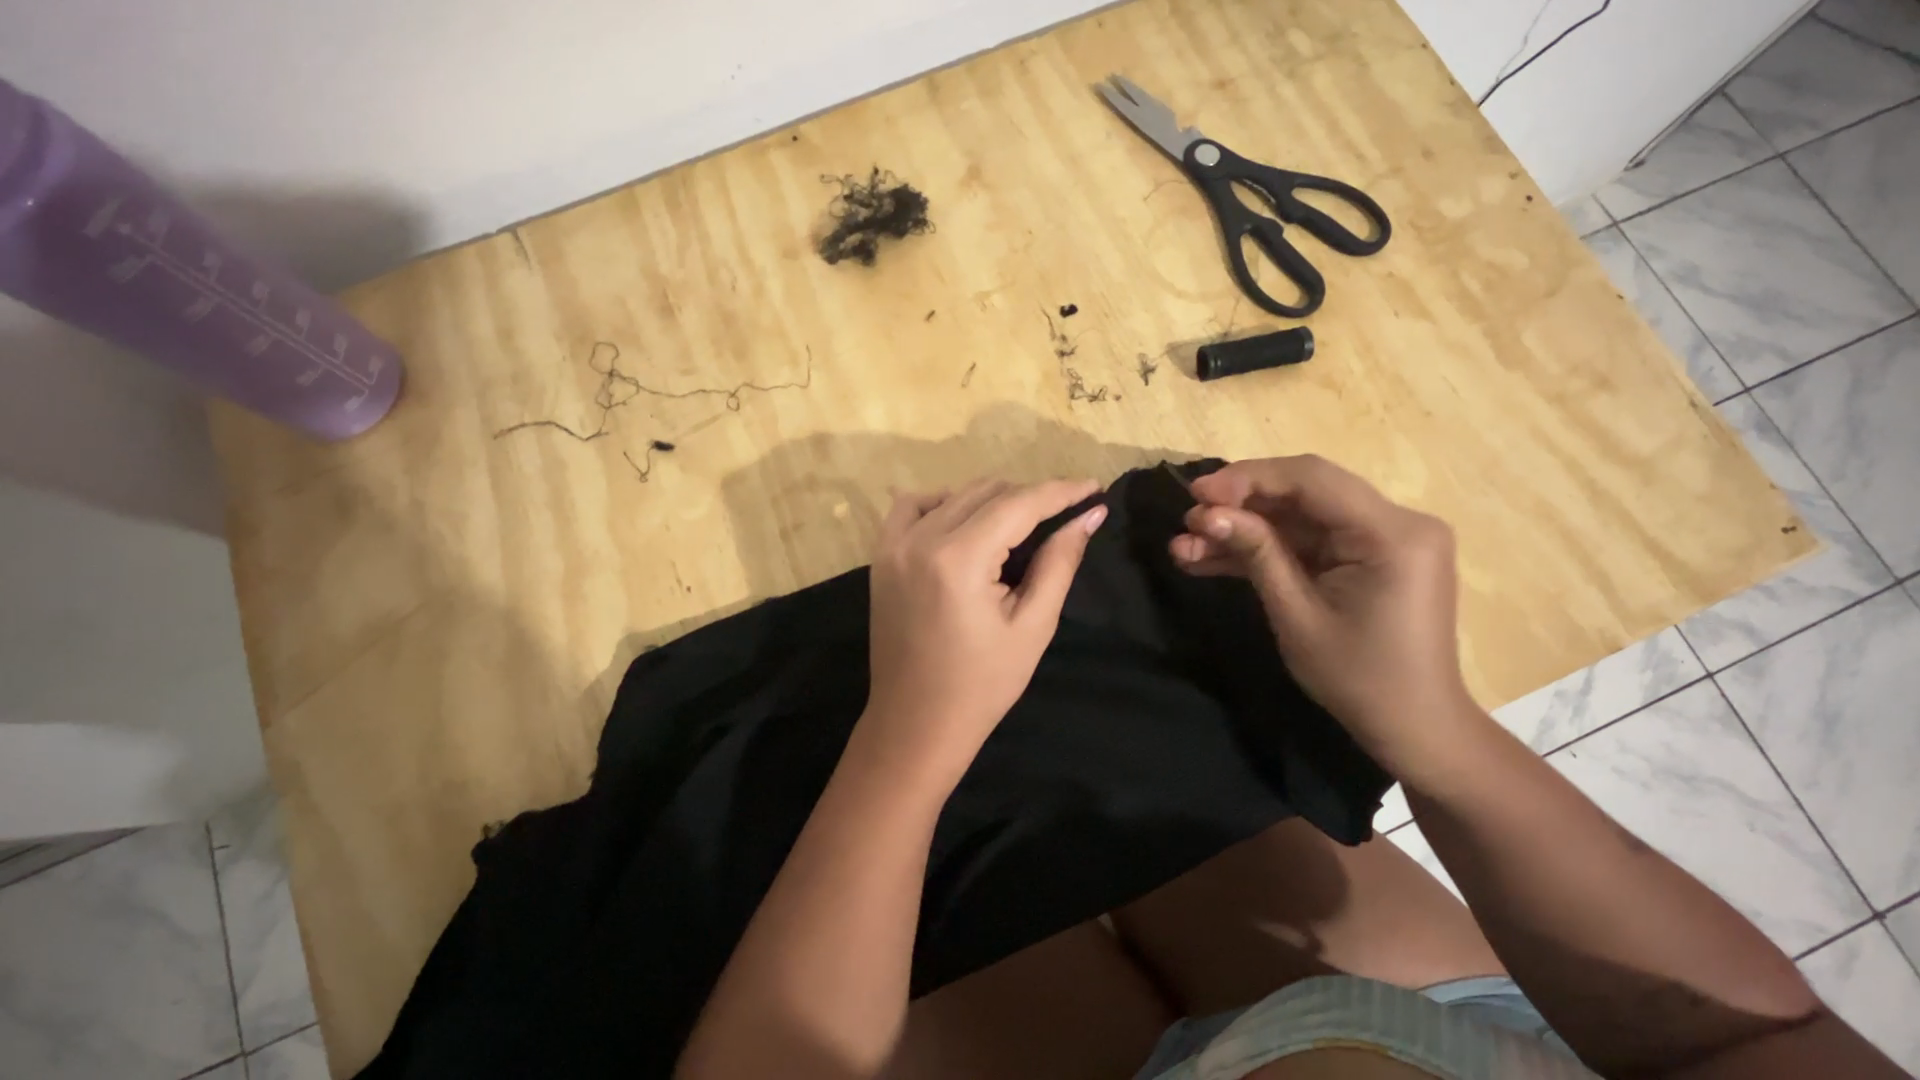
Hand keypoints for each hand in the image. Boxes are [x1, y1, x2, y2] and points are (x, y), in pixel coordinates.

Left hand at [862, 478, 1106, 783]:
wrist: (915, 723)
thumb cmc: (982, 685)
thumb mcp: (1032, 626)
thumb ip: (1059, 563)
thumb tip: (1089, 516)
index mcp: (959, 559)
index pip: (1018, 504)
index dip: (1061, 492)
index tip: (1094, 488)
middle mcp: (921, 539)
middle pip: (987, 492)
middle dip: (1030, 498)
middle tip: (1063, 518)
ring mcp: (893, 546)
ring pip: (953, 494)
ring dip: (991, 500)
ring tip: (1020, 528)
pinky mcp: (881, 557)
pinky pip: (912, 507)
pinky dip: (943, 503)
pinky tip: (965, 523)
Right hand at [1169, 455, 1473, 760]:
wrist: (1412, 727)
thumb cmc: (1358, 679)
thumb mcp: (1297, 616)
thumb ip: (1257, 554)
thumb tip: (1207, 515)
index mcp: (1392, 533)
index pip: (1311, 479)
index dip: (1248, 478)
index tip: (1196, 495)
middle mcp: (1397, 521)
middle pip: (1305, 492)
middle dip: (1240, 504)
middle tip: (1187, 522)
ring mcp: (1384, 538)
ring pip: (1300, 517)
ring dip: (1245, 530)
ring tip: (1186, 547)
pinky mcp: (1369, 556)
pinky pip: (1311, 541)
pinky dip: (1267, 549)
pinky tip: (1213, 559)